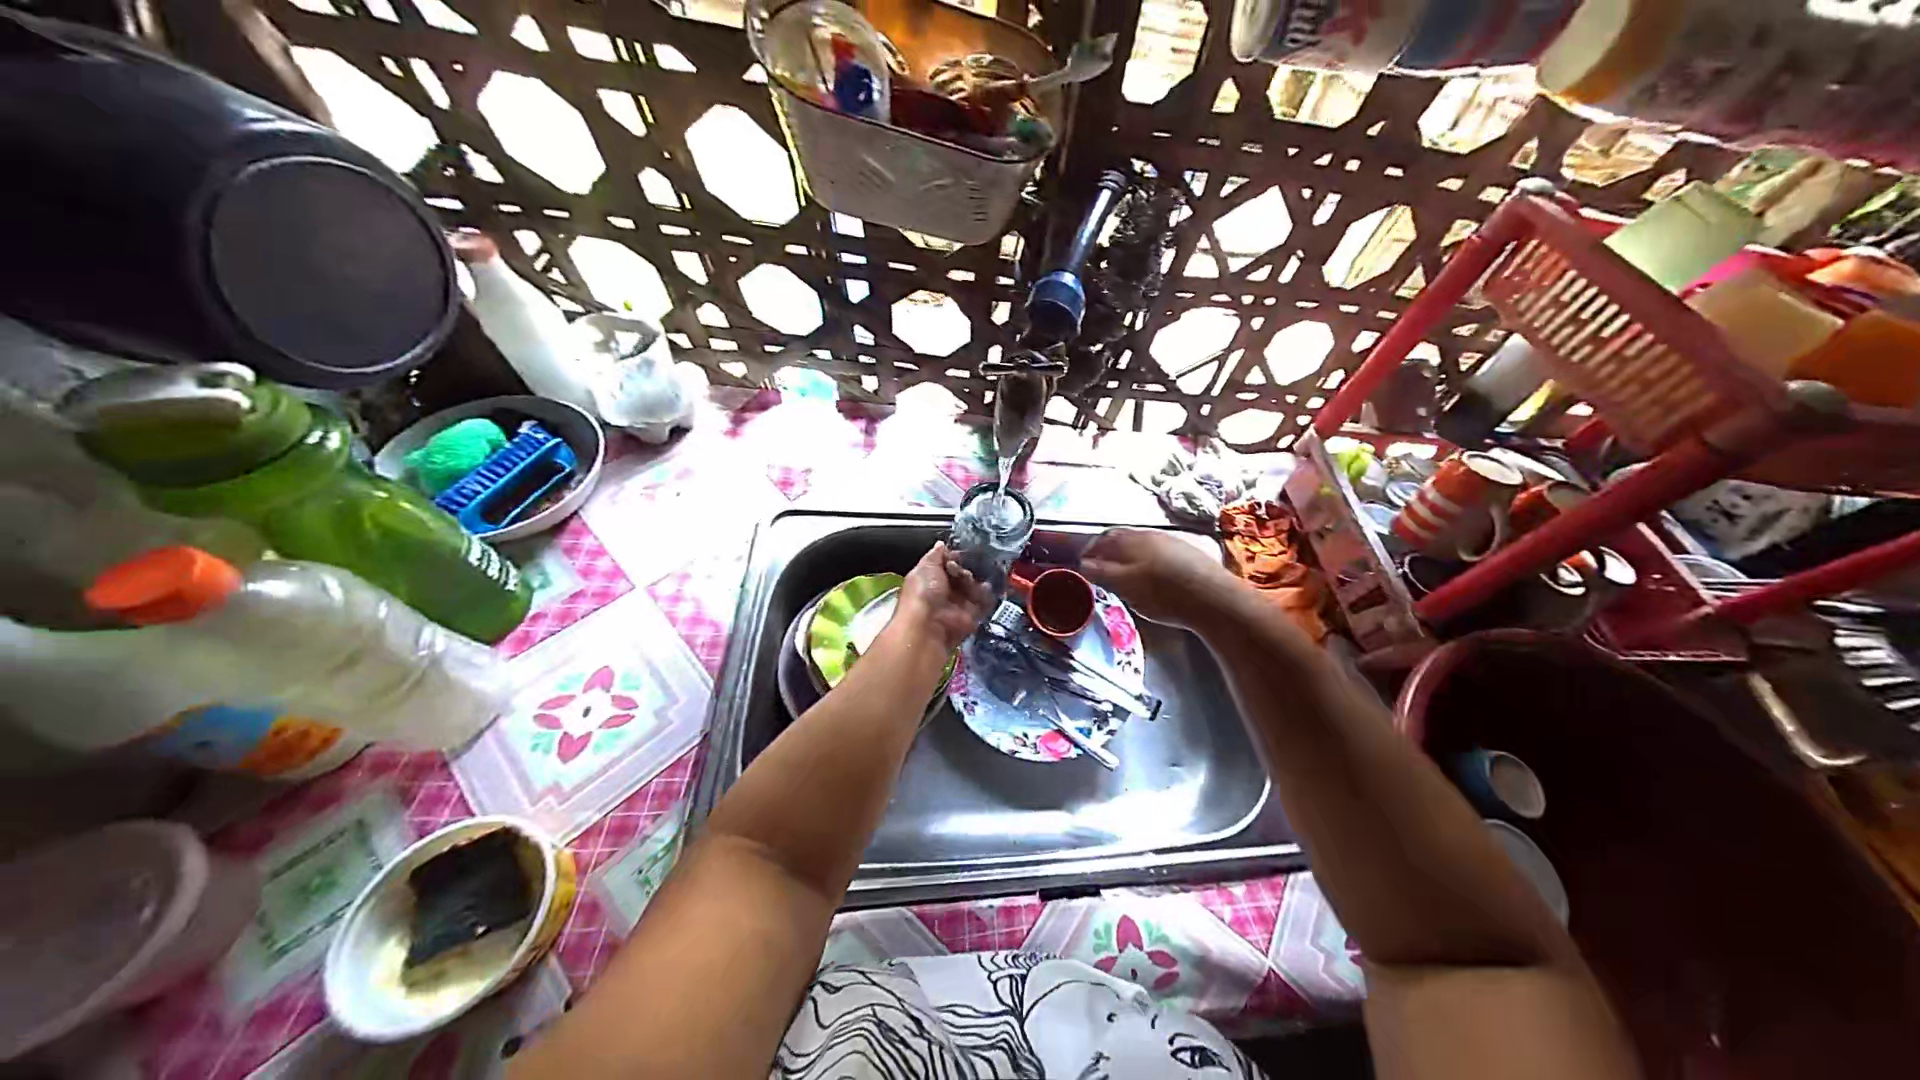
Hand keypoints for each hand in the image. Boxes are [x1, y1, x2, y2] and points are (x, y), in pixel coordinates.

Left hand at [892, 541, 992, 651]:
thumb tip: (941, 544)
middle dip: (968, 569)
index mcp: (929, 579)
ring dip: (977, 582)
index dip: (955, 558)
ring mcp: (957, 606)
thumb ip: (936, 554)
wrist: (928, 626)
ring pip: (975, 588)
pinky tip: (985, 589)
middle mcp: (943, 593)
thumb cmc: (922, 593)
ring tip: (974, 580)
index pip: (947, 565)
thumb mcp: (926, 566)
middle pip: (963, 576)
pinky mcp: (970, 618)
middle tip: (965, 570)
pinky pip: (983, 604)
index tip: (963, 554)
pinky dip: (986, 597)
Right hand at [1081, 528, 1232, 628]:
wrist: (1213, 599)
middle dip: (1108, 550)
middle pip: (1122, 538)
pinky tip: (1151, 574)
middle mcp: (1151, 535)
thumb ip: (1101, 573)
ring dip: (1129, 554)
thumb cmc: (1163, 594)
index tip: (1083, 564)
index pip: (1102, 539)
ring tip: (1123, 571)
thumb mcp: (1125, 586)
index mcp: (1131, 540)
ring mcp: (1172, 542)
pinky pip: (1160, 552)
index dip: (1090, 551)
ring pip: (1142, 544)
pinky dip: (1148, 560)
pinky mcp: (1190, 554)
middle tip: (1100, 566)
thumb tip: (1084, 564)